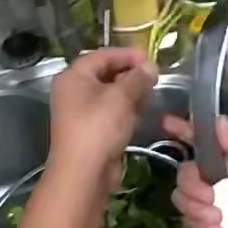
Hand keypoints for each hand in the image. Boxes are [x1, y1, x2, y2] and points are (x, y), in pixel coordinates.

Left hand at [48, 48, 157, 185]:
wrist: (83, 172)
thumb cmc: (99, 127)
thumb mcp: (121, 97)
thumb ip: (138, 78)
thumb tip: (150, 67)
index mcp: (73, 76)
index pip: (102, 55)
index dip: (127, 54)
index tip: (150, 59)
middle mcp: (73, 91)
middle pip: (105, 74)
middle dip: (130, 74)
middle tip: (154, 78)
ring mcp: (80, 112)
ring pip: (109, 95)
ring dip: (130, 93)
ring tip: (151, 94)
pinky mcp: (90, 130)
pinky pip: (109, 113)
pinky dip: (125, 110)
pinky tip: (141, 113)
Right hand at [161, 114, 227, 227]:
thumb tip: (220, 119)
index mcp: (225, 164)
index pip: (199, 143)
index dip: (182, 130)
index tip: (166, 122)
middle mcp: (211, 181)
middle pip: (183, 175)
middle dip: (194, 188)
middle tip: (212, 198)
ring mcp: (206, 205)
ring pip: (181, 199)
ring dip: (200, 211)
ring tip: (221, 220)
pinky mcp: (203, 227)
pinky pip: (187, 222)